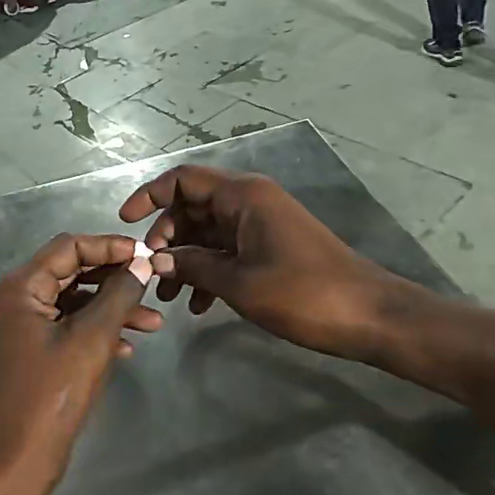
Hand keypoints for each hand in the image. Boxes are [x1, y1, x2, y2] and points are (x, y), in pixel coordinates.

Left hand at [0, 234, 161, 480]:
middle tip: (153, 283)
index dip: (110, 246)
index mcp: (21, 287)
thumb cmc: (50, 394)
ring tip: (154, 323)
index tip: (146, 255)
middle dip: (115, 279)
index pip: (69, 247)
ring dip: (113, 308)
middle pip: (73, 271)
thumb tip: (142, 264)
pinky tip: (128, 347)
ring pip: (76, 302)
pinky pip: (70, 327)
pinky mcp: (34, 352)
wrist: (13, 462)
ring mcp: (24, 327)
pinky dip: (98, 331)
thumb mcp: (92, 339)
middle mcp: (17, 299)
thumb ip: (119, 295)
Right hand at [118, 166, 417, 364]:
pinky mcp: (270, 246)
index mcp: (243, 195)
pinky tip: (199, 305)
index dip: (149, 195)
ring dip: (186, 258)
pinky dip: (210, 270)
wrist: (370, 315)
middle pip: (193, 205)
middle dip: (167, 236)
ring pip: (208, 231)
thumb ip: (192, 266)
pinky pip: (228, 248)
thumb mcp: (239, 282)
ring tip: (170, 297)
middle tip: (152, 272)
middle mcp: (250, 201)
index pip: (183, 179)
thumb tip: (155, 260)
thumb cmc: (304, 293)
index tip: (125, 222)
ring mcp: (262, 223)